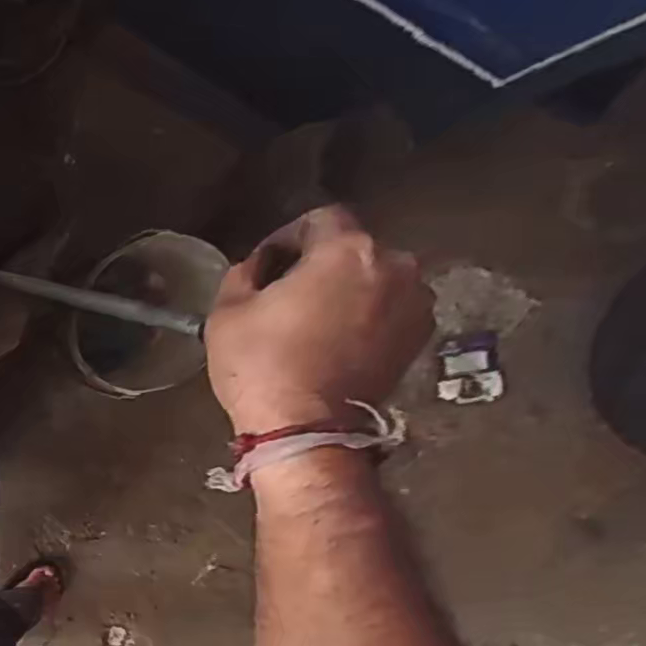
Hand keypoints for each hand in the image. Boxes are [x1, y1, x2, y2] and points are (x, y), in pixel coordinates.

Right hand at [205, 206, 434, 434]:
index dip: (286, 237)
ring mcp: (414, 303)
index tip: (266, 264)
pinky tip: (333, 344)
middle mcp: (394, 265)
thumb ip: (243, 274)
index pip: (319, 218)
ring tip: (311, 325)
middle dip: (318, 267)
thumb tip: (258, 266)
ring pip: (372, 280)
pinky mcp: (419, 337)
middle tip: (284, 299)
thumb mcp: (226, 314)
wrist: (303, 427)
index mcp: (346, 250)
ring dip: (344, 292)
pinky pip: (388, 310)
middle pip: (351, 250)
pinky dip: (364, 318)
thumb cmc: (260, 366)